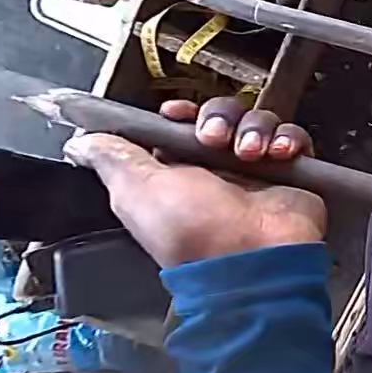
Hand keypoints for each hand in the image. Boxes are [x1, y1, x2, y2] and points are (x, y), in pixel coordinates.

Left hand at [63, 97, 326, 267]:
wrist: (251, 260)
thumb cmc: (191, 231)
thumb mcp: (137, 192)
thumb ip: (110, 159)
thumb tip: (79, 142)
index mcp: (182, 170)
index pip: (183, 123)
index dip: (184, 112)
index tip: (179, 114)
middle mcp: (219, 167)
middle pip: (222, 114)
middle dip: (219, 117)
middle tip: (214, 139)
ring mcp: (257, 168)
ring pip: (257, 120)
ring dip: (253, 128)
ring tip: (251, 153)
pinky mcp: (291, 170)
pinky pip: (292, 136)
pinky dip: (287, 138)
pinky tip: (278, 153)